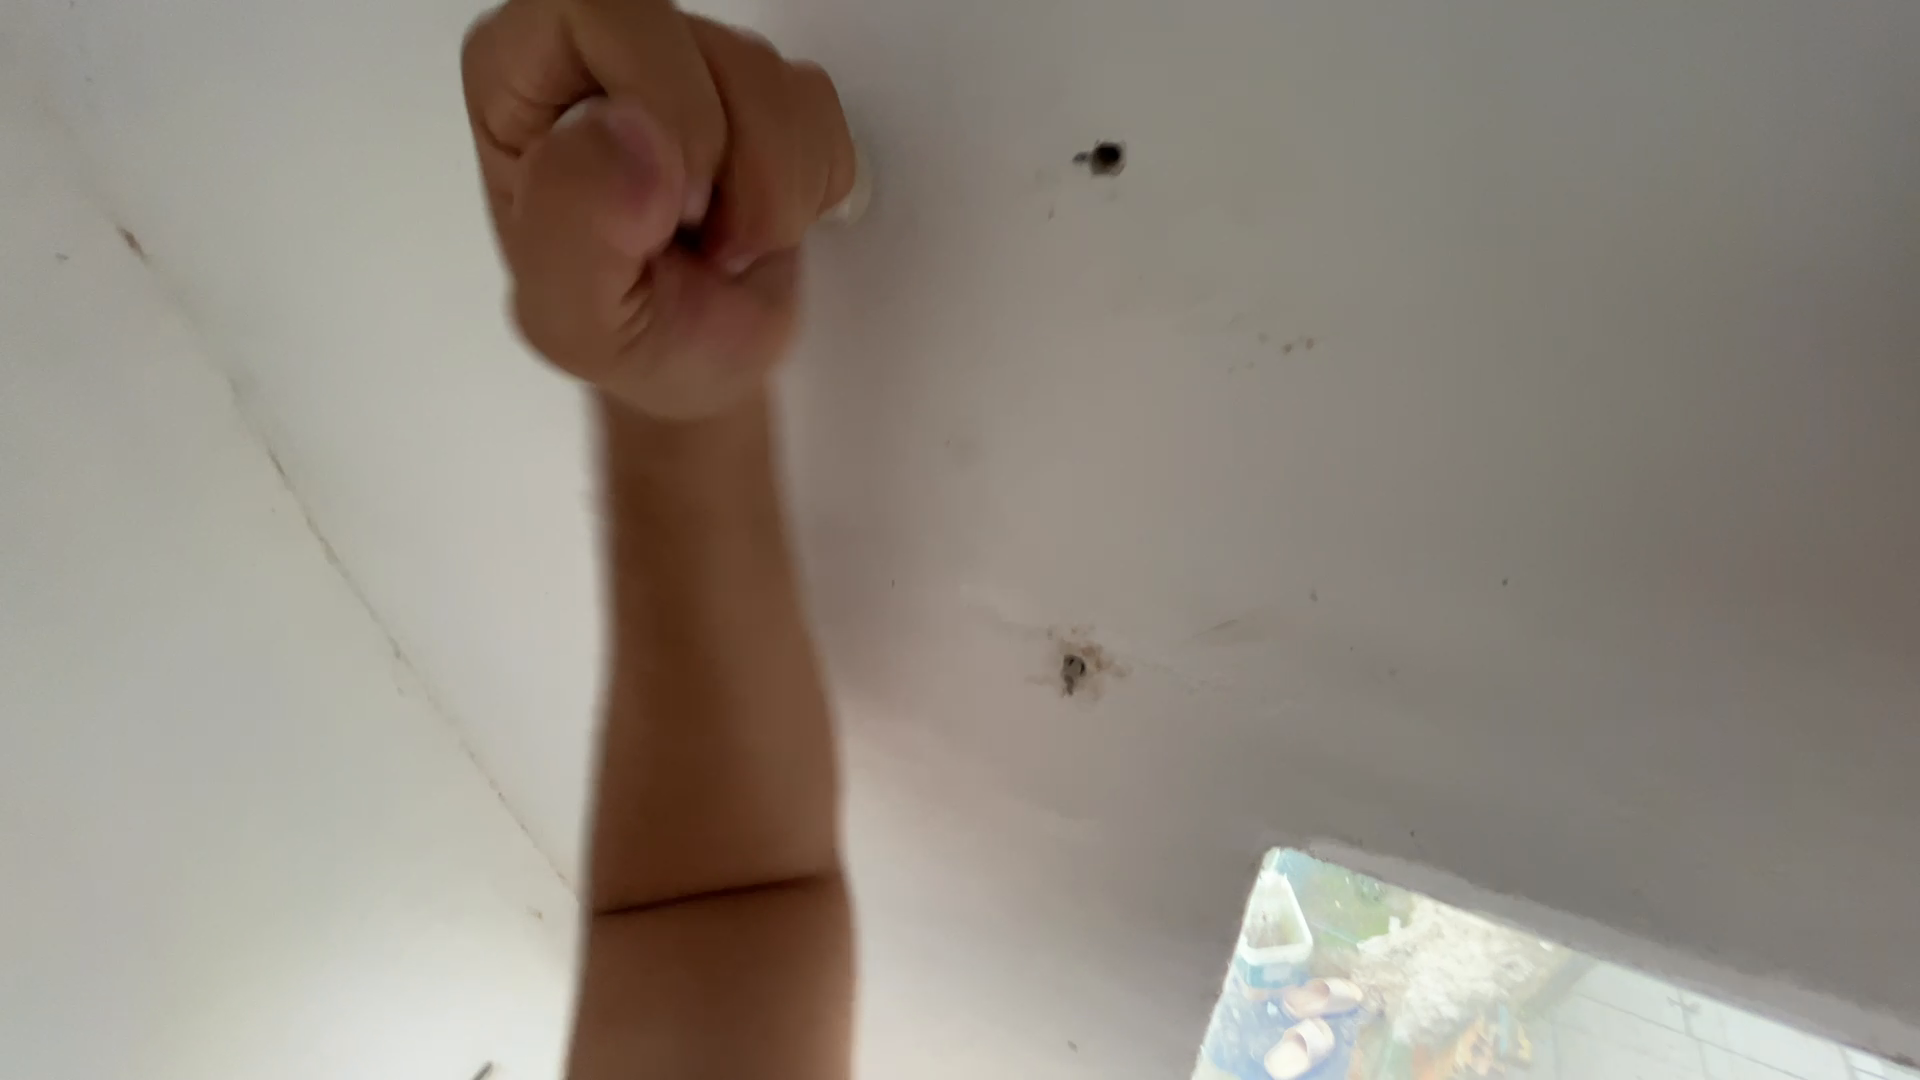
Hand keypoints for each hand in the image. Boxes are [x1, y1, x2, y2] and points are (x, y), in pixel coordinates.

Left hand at [462, 0, 856, 419]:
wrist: (702, 367)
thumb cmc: (637, 343)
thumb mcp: (577, 319)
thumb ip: (573, 226)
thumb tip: (634, 133)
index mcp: (529, 88)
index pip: (599, 11)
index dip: (665, 108)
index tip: (680, 208)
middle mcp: (613, 63)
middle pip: (708, 45)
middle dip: (738, 168)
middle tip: (710, 239)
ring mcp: (701, 76)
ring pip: (777, 82)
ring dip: (778, 194)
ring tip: (733, 245)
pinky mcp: (771, 107)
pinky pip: (821, 113)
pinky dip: (813, 192)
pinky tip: (768, 228)